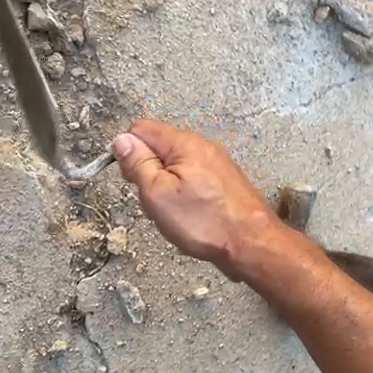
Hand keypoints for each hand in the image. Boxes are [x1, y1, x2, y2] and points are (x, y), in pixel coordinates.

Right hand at [113, 119, 290, 277]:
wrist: (252, 243)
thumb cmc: (205, 222)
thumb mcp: (157, 193)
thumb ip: (138, 164)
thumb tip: (121, 140)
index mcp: (183, 143)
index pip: (140, 129)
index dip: (129, 153)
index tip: (134, 179)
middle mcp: (202, 146)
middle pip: (158, 148)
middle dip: (149, 173)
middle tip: (156, 201)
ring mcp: (215, 163)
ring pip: (174, 166)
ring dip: (166, 187)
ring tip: (175, 212)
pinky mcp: (223, 180)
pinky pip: (192, 179)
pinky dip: (184, 195)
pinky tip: (190, 215)